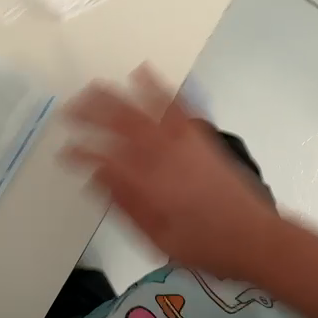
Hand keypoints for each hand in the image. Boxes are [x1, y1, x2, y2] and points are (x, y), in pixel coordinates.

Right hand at [63, 66, 281, 280]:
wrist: (254, 237)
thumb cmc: (204, 245)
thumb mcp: (157, 238)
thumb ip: (125, 204)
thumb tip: (95, 178)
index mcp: (147, 180)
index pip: (103, 158)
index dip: (80, 153)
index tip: (63, 152)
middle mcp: (160, 151)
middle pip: (118, 122)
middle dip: (90, 112)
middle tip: (69, 108)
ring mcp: (181, 137)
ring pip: (141, 107)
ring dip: (114, 94)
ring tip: (93, 85)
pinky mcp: (198, 132)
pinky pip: (175, 101)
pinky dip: (157, 84)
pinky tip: (143, 71)